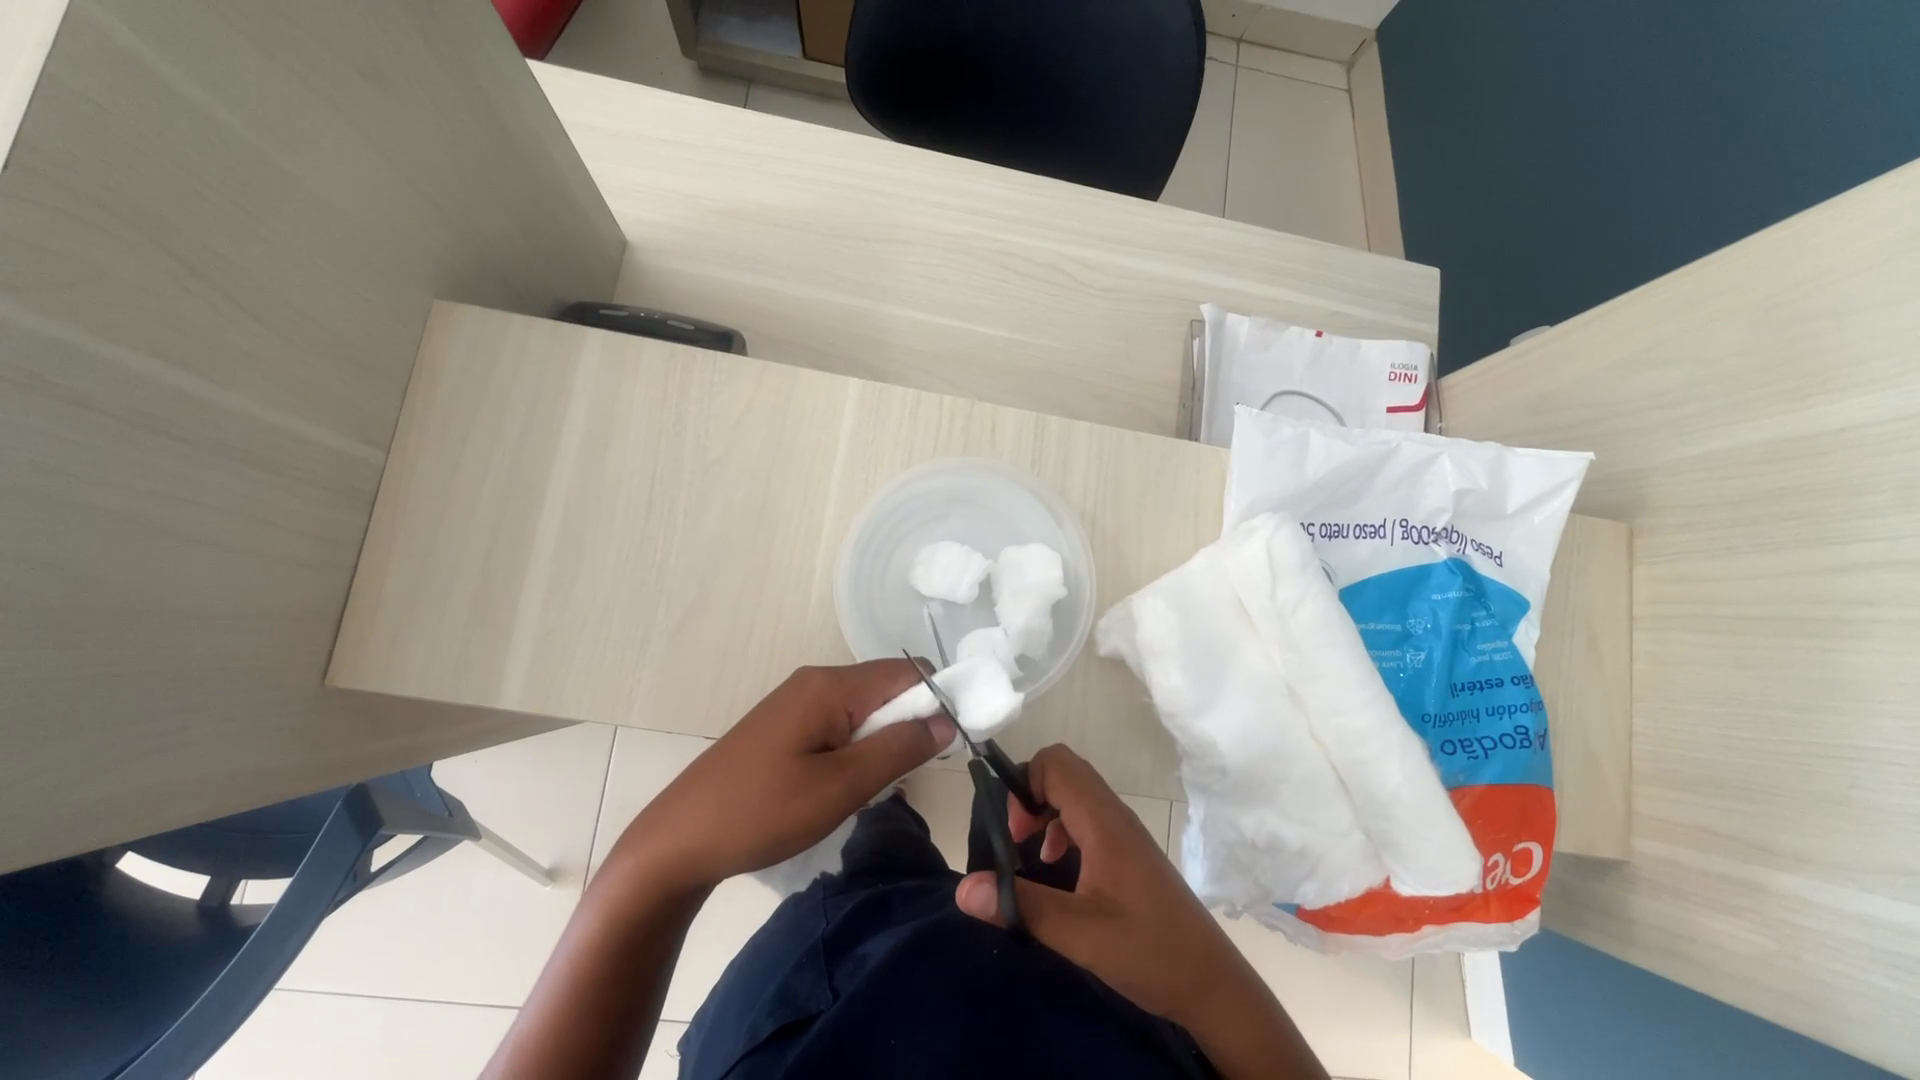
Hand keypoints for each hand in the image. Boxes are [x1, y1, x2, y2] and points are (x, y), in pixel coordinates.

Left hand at [606, 661, 956, 892]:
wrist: (679, 841)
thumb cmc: (762, 813)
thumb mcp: (841, 787)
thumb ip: (899, 749)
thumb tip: (948, 720)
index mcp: (830, 685)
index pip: (910, 672)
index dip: (941, 701)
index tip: (955, 747)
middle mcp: (815, 681)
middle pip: (888, 688)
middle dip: (910, 726)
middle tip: (906, 778)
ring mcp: (796, 703)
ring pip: (865, 710)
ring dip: (882, 743)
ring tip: (870, 789)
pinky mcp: (785, 727)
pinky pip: (840, 725)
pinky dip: (857, 750)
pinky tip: (843, 787)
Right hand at [952, 745, 1249, 1022]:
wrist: (1212, 985)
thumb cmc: (1149, 951)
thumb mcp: (1079, 934)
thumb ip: (1022, 905)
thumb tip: (963, 888)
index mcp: (1104, 823)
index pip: (1056, 763)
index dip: (1023, 783)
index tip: (1010, 831)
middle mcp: (1115, 818)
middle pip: (1064, 775)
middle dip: (1027, 798)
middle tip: (1013, 842)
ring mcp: (1124, 837)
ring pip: (1074, 800)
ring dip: (1043, 817)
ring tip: (1028, 861)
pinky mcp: (1128, 858)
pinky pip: (1086, 824)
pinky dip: (1061, 836)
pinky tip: (1056, 877)